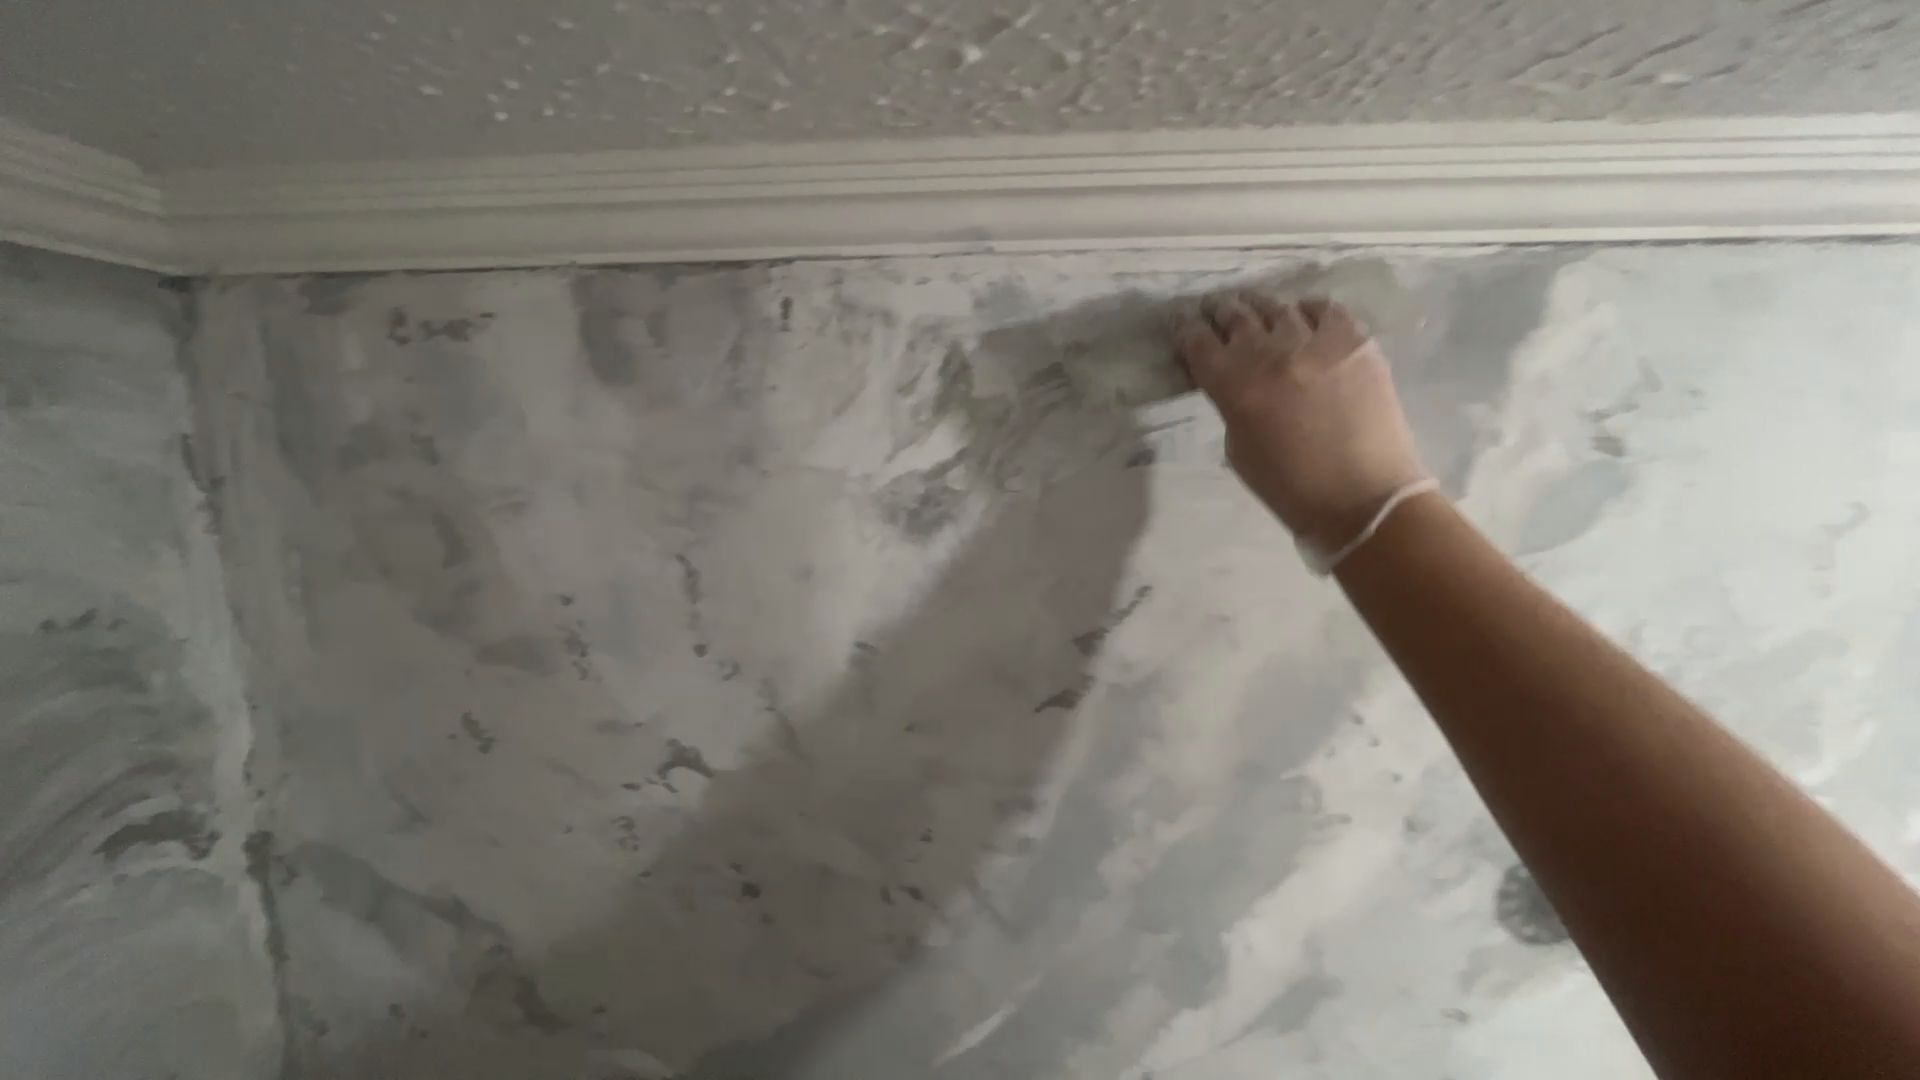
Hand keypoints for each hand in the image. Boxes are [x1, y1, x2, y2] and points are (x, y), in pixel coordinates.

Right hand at [1175, 293, 1429, 549]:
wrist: (1362, 497)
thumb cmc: (1289, 486)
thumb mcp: (1238, 448)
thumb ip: (1230, 405)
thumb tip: (1233, 381)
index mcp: (1233, 385)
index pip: (1197, 341)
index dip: (1184, 328)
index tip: (1181, 322)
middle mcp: (1269, 353)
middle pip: (1235, 316)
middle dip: (1219, 311)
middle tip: (1214, 309)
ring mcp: (1314, 341)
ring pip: (1276, 307)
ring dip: (1258, 307)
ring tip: (1253, 308)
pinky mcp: (1354, 340)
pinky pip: (1324, 309)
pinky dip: (1306, 310)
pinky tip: (1302, 318)